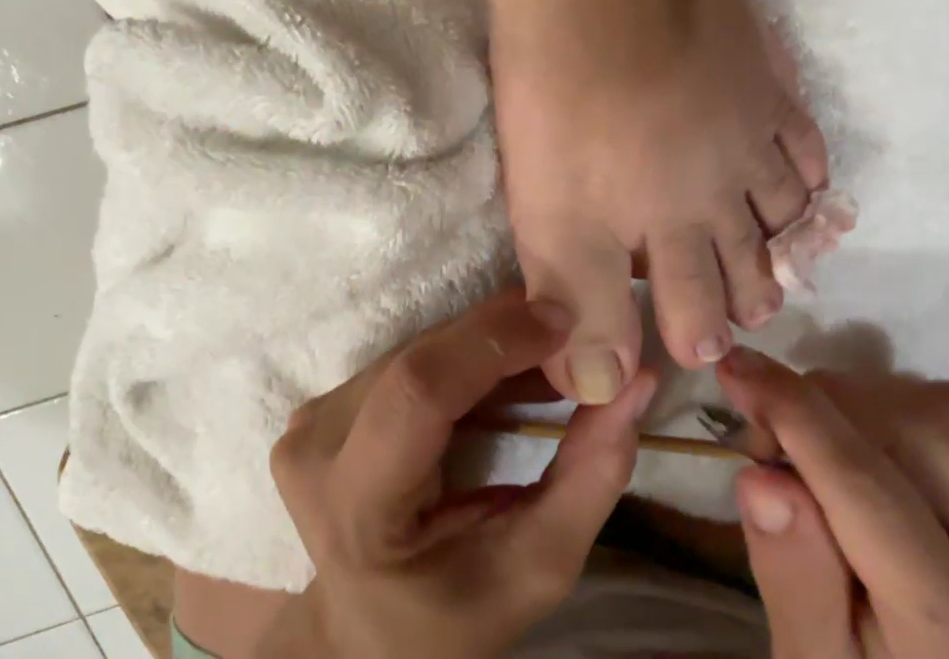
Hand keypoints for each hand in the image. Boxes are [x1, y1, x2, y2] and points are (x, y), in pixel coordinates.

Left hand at [261, 292, 656, 657]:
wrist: (368, 631)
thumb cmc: (453, 615)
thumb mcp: (537, 568)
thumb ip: (589, 476)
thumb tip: (639, 381)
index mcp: (355, 503)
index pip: (418, 391)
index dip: (492, 340)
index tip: (565, 321)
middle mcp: (315, 446)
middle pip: (419, 359)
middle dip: (502, 335)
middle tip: (575, 333)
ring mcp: (310, 420)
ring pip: (416, 350)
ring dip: (488, 343)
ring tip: (552, 353)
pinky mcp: (323, 405)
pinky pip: (406, 359)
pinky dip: (465, 357)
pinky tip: (511, 366)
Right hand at [712, 349, 948, 657]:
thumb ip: (794, 583)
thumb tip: (763, 477)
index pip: (872, 492)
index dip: (796, 416)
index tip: (733, 367)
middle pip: (918, 432)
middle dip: (823, 406)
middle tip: (765, 440)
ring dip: (860, 404)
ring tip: (811, 445)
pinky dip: (899, 412)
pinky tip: (863, 450)